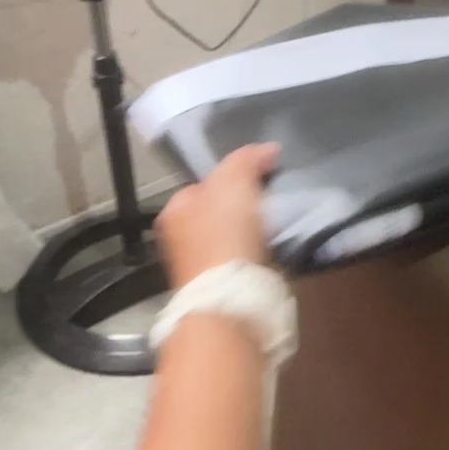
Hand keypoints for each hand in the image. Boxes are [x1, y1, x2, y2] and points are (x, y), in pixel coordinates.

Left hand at [155, 143, 278, 287]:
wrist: (231, 299)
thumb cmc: (223, 234)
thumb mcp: (233, 182)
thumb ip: (245, 160)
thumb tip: (268, 150)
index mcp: (173, 211)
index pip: (201, 185)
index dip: (231, 177)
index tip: (259, 178)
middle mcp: (179, 240)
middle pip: (216, 213)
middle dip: (241, 208)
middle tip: (270, 202)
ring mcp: (198, 268)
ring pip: (231, 239)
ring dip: (251, 234)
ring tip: (275, 226)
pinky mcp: (220, 288)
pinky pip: (242, 262)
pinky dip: (256, 256)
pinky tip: (271, 252)